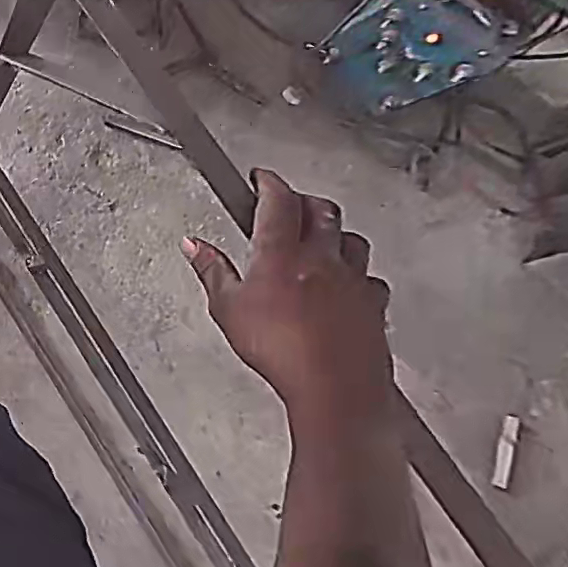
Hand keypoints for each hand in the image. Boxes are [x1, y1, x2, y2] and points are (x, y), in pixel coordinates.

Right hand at [181, 169, 393, 433]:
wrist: (335, 388)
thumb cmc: (282, 350)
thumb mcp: (228, 309)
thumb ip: (212, 271)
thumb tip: (194, 246)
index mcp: (282, 253)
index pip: (279, 200)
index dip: (269, 182)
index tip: (261, 178)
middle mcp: (322, 258)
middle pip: (320, 209)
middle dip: (302, 200)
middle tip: (287, 202)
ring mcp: (352, 279)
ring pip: (350, 238)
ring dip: (333, 230)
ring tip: (318, 236)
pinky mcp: (373, 304)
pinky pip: (370, 277)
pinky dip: (356, 272)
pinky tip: (346, 282)